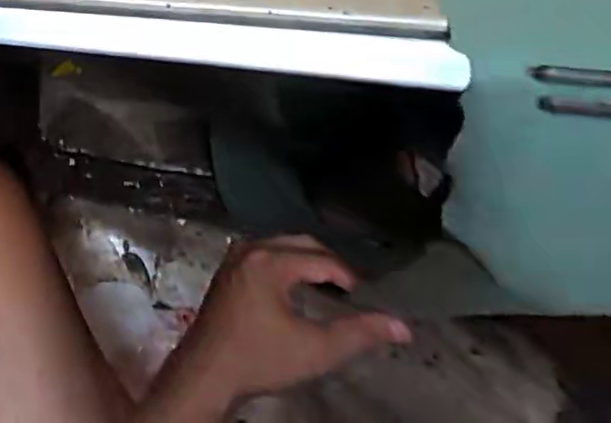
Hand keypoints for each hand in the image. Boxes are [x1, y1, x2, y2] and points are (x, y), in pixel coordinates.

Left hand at [138, 236, 410, 422]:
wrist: (209, 368)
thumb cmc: (261, 357)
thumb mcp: (316, 349)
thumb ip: (359, 334)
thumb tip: (401, 325)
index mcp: (269, 260)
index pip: (320, 258)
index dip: (349, 276)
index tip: (369, 298)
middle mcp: (250, 248)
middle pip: (299, 242)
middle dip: (328, 261)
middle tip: (354, 290)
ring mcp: (235, 256)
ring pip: (280, 245)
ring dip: (306, 260)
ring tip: (332, 288)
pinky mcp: (228, 268)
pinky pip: (264, 253)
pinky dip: (285, 262)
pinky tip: (297, 287)